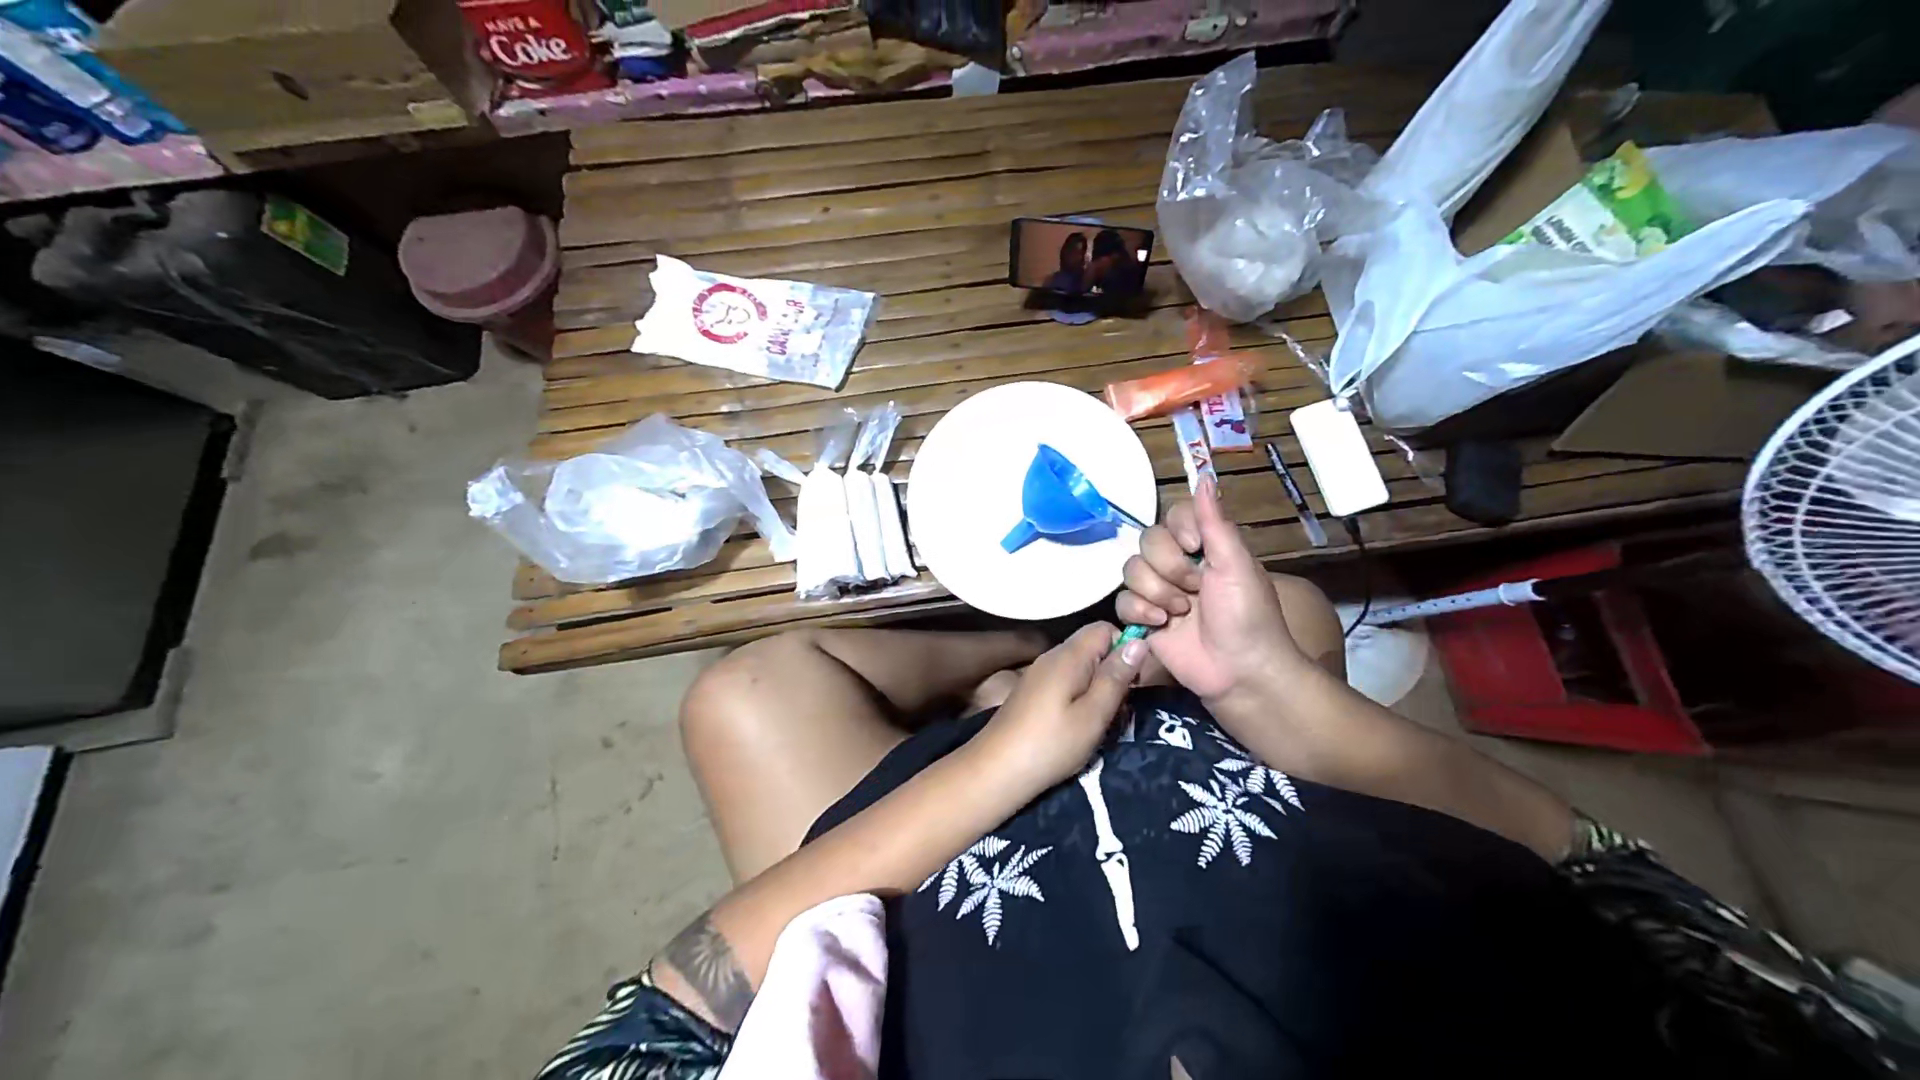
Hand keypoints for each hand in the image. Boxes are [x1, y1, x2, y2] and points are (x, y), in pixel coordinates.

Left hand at [978, 622, 1144, 789]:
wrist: (995, 770)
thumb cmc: (1050, 744)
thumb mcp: (1093, 714)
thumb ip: (1116, 677)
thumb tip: (1139, 642)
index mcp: (1067, 656)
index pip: (1104, 628)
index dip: (1125, 648)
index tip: (1133, 682)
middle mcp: (1051, 657)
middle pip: (1092, 647)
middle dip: (1113, 672)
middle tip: (1119, 708)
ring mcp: (1038, 675)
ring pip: (1080, 668)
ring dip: (1097, 689)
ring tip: (1101, 722)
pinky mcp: (1031, 693)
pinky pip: (1065, 683)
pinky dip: (1079, 698)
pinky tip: (1078, 726)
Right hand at [1116, 478, 1306, 704]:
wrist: (1239, 672)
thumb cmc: (1248, 616)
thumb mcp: (1237, 565)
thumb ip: (1215, 522)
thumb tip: (1205, 475)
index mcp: (1205, 547)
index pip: (1173, 516)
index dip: (1178, 530)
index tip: (1195, 546)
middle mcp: (1179, 564)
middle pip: (1147, 542)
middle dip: (1169, 568)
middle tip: (1195, 590)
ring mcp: (1159, 592)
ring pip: (1131, 571)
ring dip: (1157, 593)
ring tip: (1181, 613)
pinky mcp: (1143, 619)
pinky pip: (1122, 601)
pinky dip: (1141, 612)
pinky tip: (1162, 626)